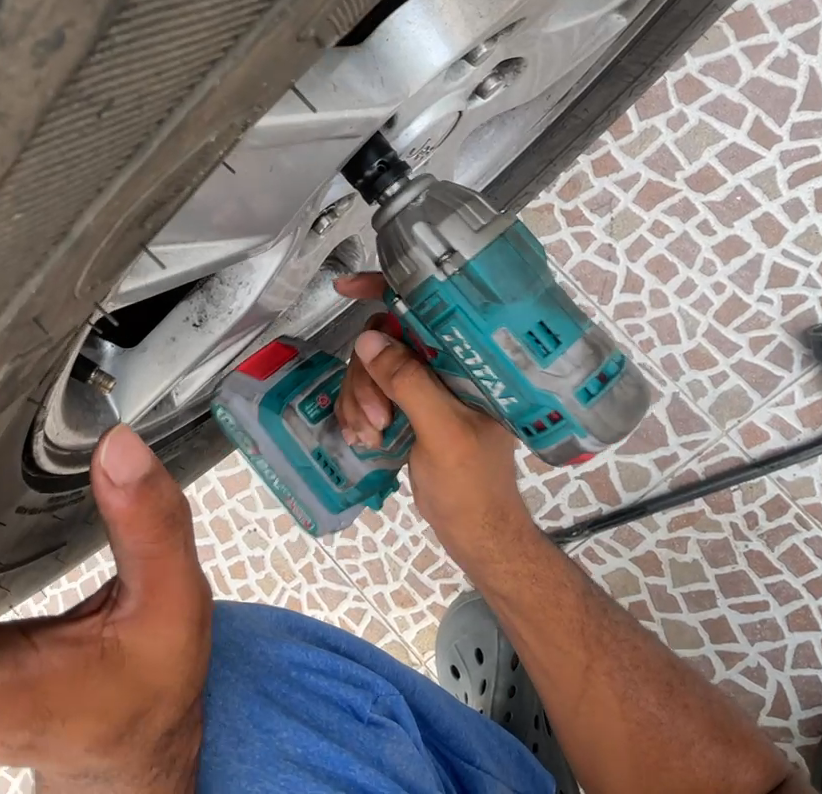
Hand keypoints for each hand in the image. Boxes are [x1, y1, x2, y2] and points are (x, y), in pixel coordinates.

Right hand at [331, 274, 540, 571]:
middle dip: (367, 377)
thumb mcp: (443, 432)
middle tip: (376, 419)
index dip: (387, 290)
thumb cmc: (473, 486)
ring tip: (370, 436)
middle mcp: (445, 365)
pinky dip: (357, 413)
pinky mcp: (408, 408)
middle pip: (385, 342)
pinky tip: (364, 440)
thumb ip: (409, 383)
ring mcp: (424, 387)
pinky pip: (367, 394)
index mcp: (467, 360)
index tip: (346, 287)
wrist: (474, 534)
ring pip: (371, 369)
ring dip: (359, 400)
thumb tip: (369, 339)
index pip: (427, 309)